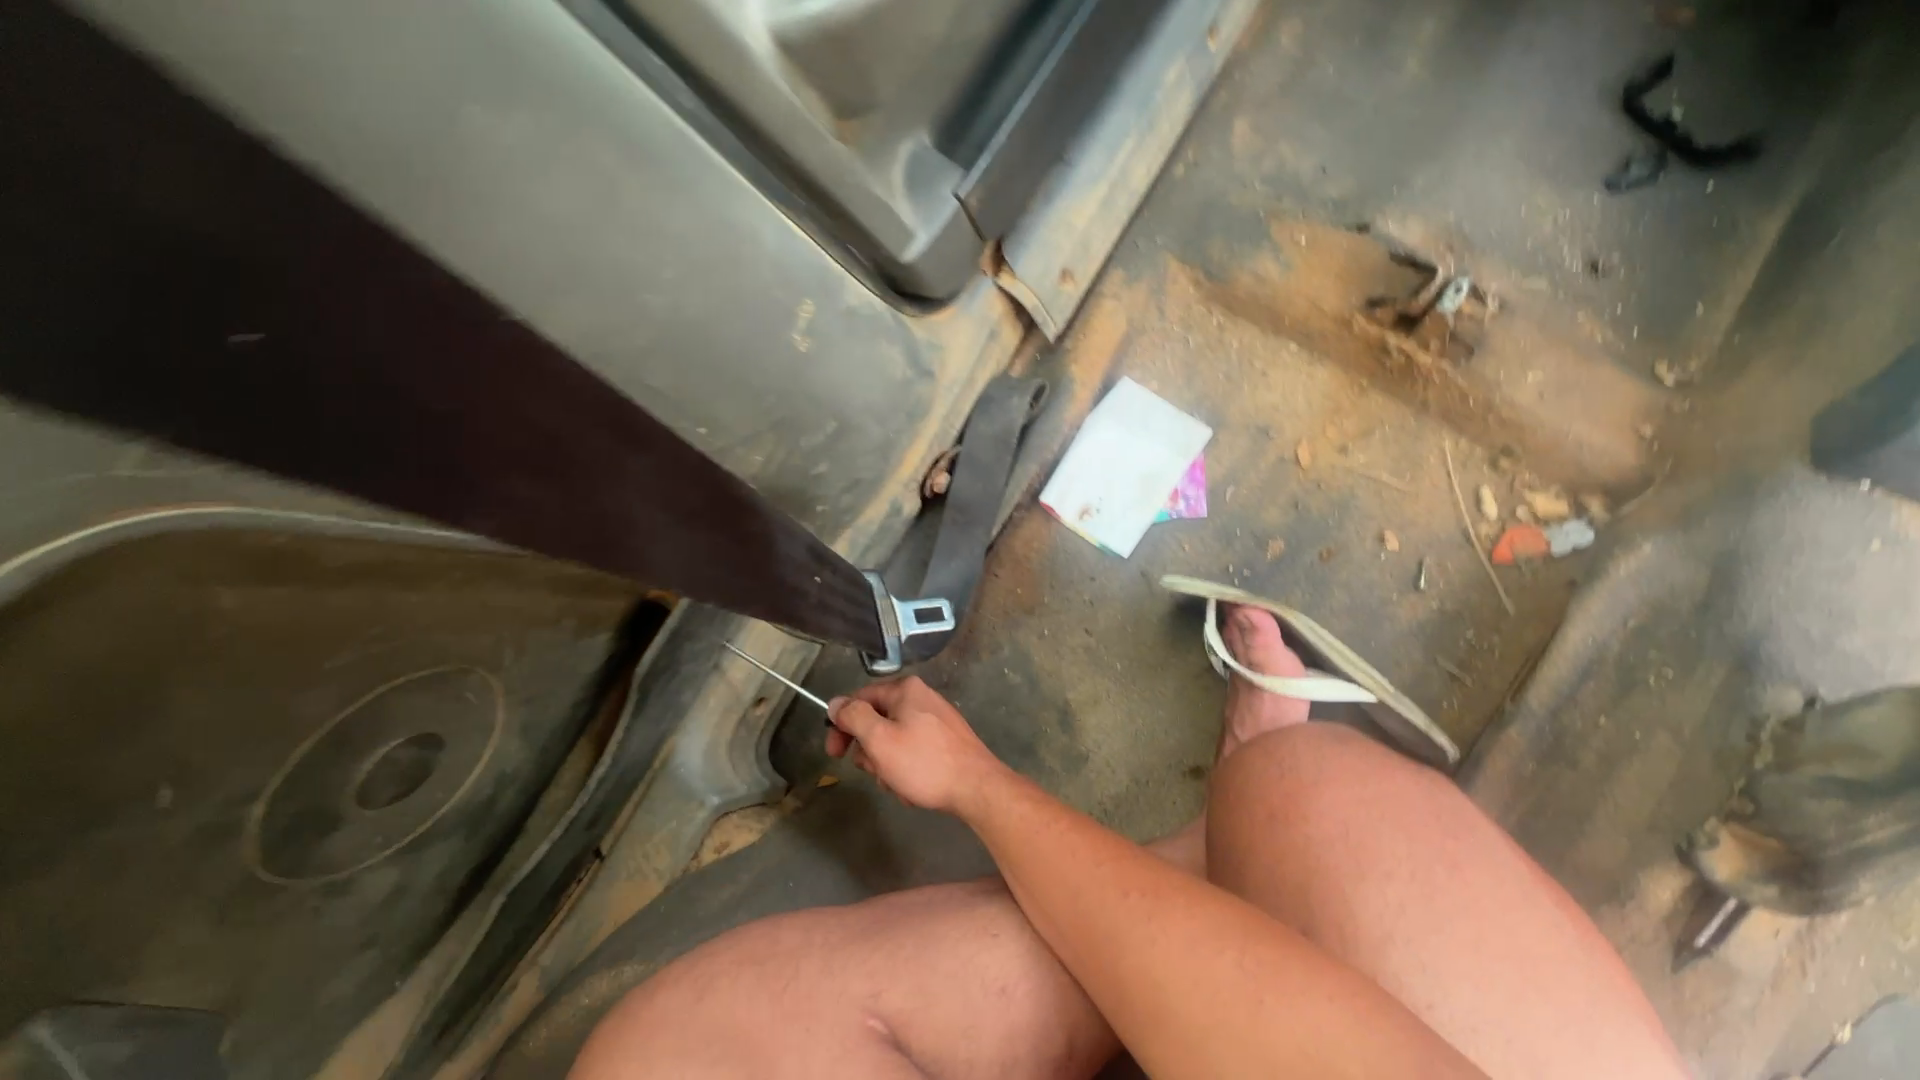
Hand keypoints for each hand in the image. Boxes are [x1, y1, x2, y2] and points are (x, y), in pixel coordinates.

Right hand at [827, 676, 1007, 813]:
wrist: (977, 788)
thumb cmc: (924, 763)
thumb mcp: (879, 739)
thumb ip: (853, 717)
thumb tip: (835, 703)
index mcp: (905, 690)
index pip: (859, 699)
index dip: (841, 726)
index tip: (834, 754)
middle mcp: (922, 698)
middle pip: (877, 722)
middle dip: (871, 753)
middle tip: (878, 772)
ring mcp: (936, 720)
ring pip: (894, 742)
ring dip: (888, 766)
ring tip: (900, 784)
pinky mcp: (946, 742)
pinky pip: (913, 753)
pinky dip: (907, 771)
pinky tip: (915, 788)